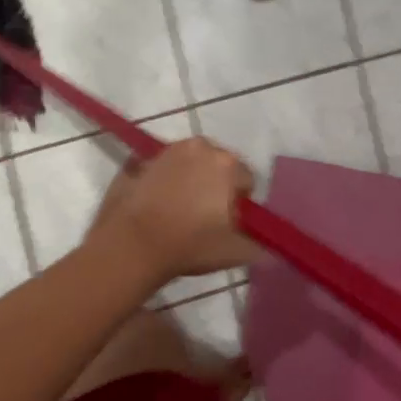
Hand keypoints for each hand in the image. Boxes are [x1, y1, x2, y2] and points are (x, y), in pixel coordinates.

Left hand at [84, 138, 260, 280]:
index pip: (246, 180)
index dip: (239, 203)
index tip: (228, 222)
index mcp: (228, 165)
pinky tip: (160, 202)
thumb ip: (257, 246)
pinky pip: (167, 166)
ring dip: (192, 178)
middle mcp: (202, 147)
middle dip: (217, 185)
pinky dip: (168, 178)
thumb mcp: (233, 253)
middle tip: (206, 216)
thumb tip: (267, 247)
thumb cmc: (189, 244)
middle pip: (219, 165)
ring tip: (180, 208)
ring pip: (192, 162)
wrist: (133, 241)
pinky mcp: (145, 157)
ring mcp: (170, 149)